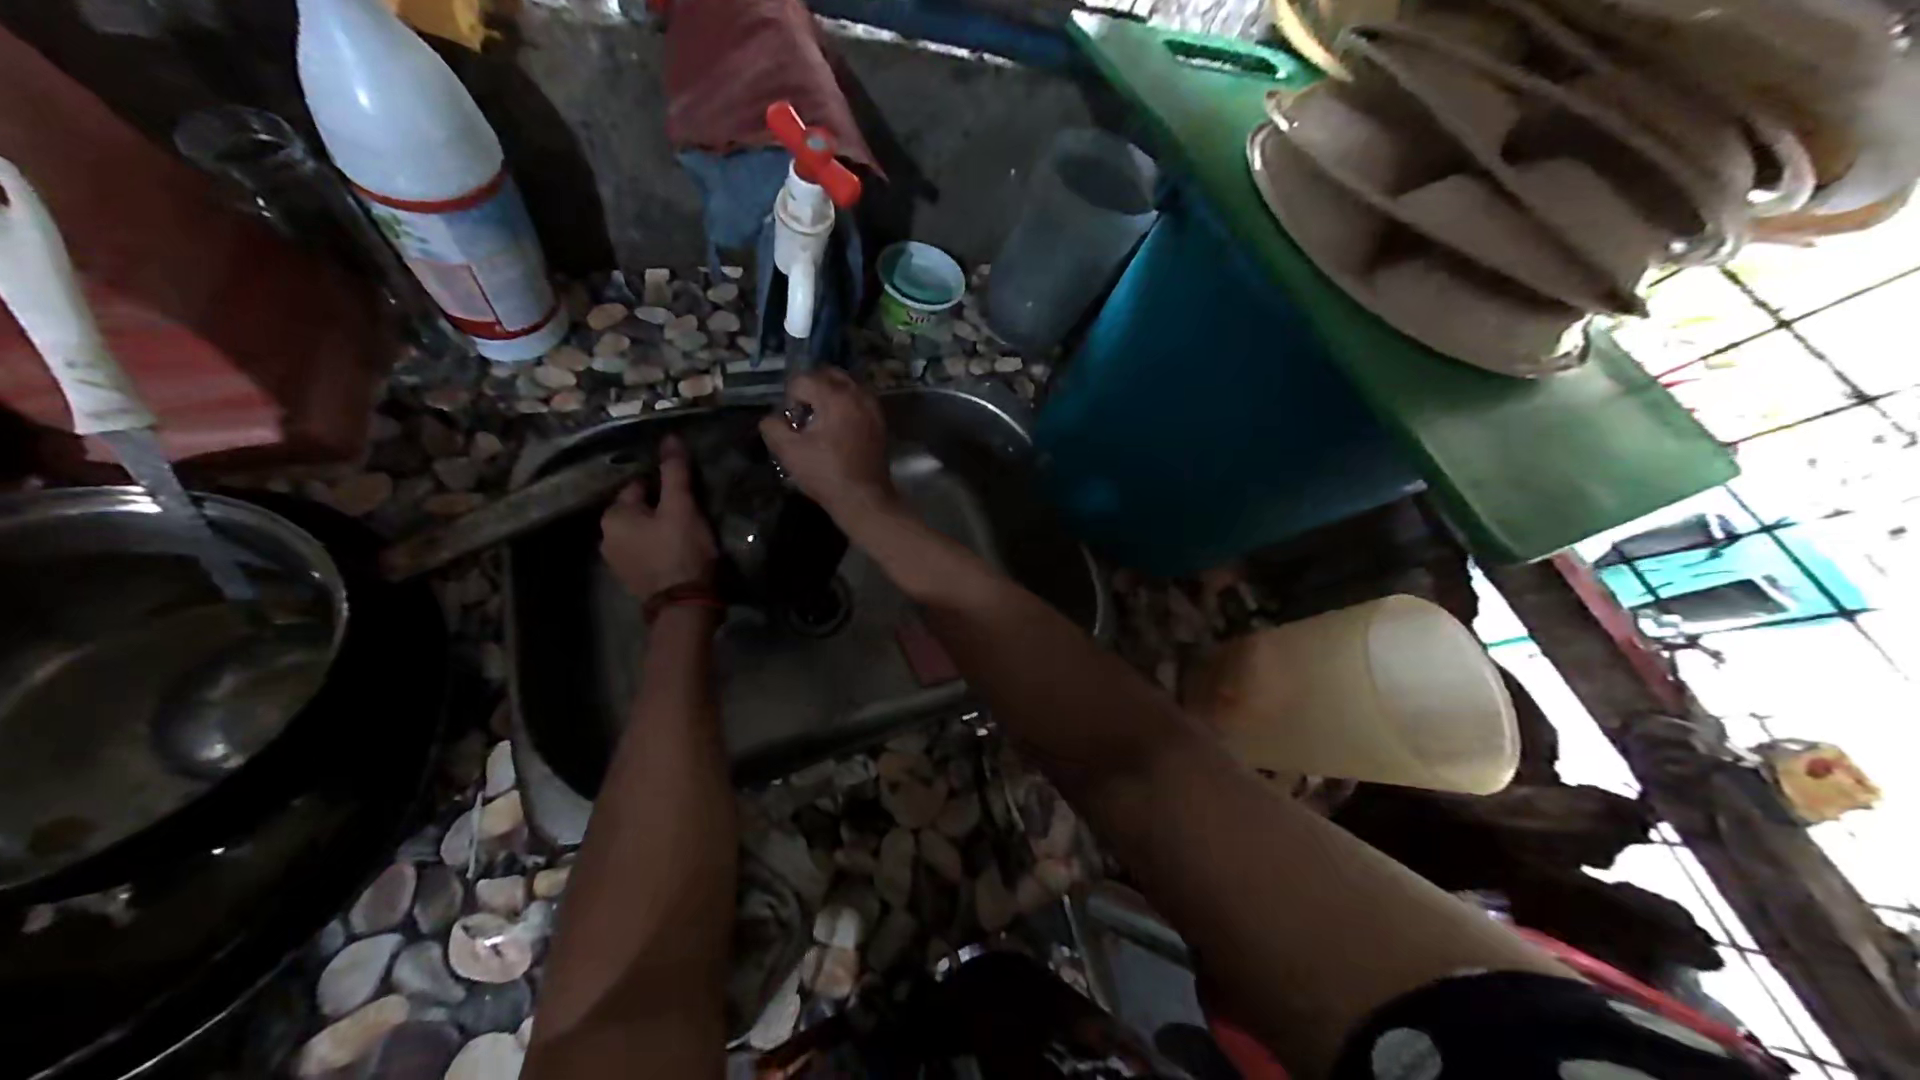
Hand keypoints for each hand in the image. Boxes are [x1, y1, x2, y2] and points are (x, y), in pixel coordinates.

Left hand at [600, 435, 716, 599]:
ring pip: (642, 531)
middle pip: (639, 509)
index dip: (666, 485)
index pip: (639, 484)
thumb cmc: (681, 551)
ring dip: (660, 528)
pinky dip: (659, 548)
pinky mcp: (631, 578)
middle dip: (661, 507)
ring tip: (688, 532)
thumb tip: (670, 437)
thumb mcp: (681, 507)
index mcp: (612, 515)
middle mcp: (605, 536)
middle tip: (692, 512)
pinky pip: (645, 551)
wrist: (685, 605)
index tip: (688, 491)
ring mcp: (616, 561)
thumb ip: (674, 472)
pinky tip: (679, 552)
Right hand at [758, 369, 897, 523]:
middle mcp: (857, 393)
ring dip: (829, 394)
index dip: (790, 398)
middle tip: (804, 414)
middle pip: (827, 374)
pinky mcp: (880, 420)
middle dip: (811, 388)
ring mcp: (872, 406)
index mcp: (835, 396)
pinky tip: (838, 428)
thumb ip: (773, 427)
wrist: (863, 497)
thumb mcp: (788, 451)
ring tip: (821, 420)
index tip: (792, 421)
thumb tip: (773, 417)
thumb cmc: (825, 474)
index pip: (802, 379)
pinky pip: (859, 399)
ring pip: (845, 384)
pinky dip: (845, 404)